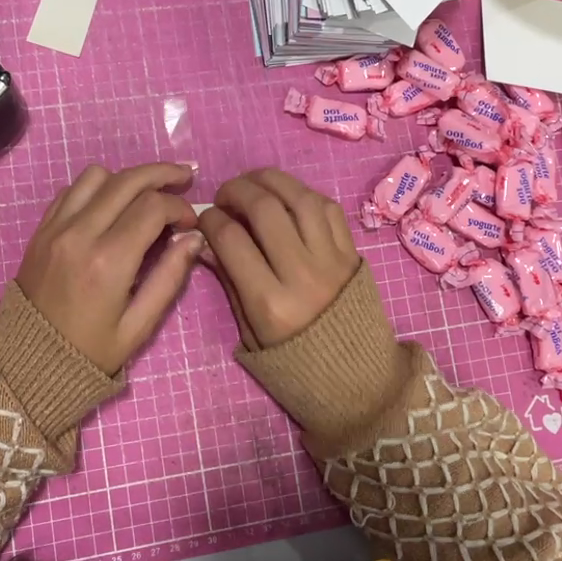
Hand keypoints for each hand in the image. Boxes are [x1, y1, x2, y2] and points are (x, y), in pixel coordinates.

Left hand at [15, 163, 202, 372]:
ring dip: (126, 178)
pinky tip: (112, 203)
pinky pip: (71, 190)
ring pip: (96, 176)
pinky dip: (97, 188)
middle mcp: (80, 233)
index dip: (179, 207)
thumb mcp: (138, 327)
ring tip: (146, 193)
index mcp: (108, 261)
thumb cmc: (89, 351)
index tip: (190, 222)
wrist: (28, 363)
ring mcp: (56, 227)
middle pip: (127, 180)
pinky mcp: (41, 228)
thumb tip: (193, 238)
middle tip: (184, 177)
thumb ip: (169, 278)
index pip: (152, 206)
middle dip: (161, 174)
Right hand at [199, 169, 359, 348]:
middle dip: (236, 190)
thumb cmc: (294, 362)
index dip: (211, 219)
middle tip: (224, 196)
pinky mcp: (353, 253)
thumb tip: (206, 240)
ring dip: (270, 181)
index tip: (205, 217)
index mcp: (270, 303)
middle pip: (264, 208)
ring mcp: (332, 260)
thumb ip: (230, 282)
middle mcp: (302, 274)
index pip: (231, 239)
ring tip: (253, 184)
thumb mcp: (250, 332)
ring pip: (299, 198)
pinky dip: (303, 194)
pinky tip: (286, 197)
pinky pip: (328, 207)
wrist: (357, 380)